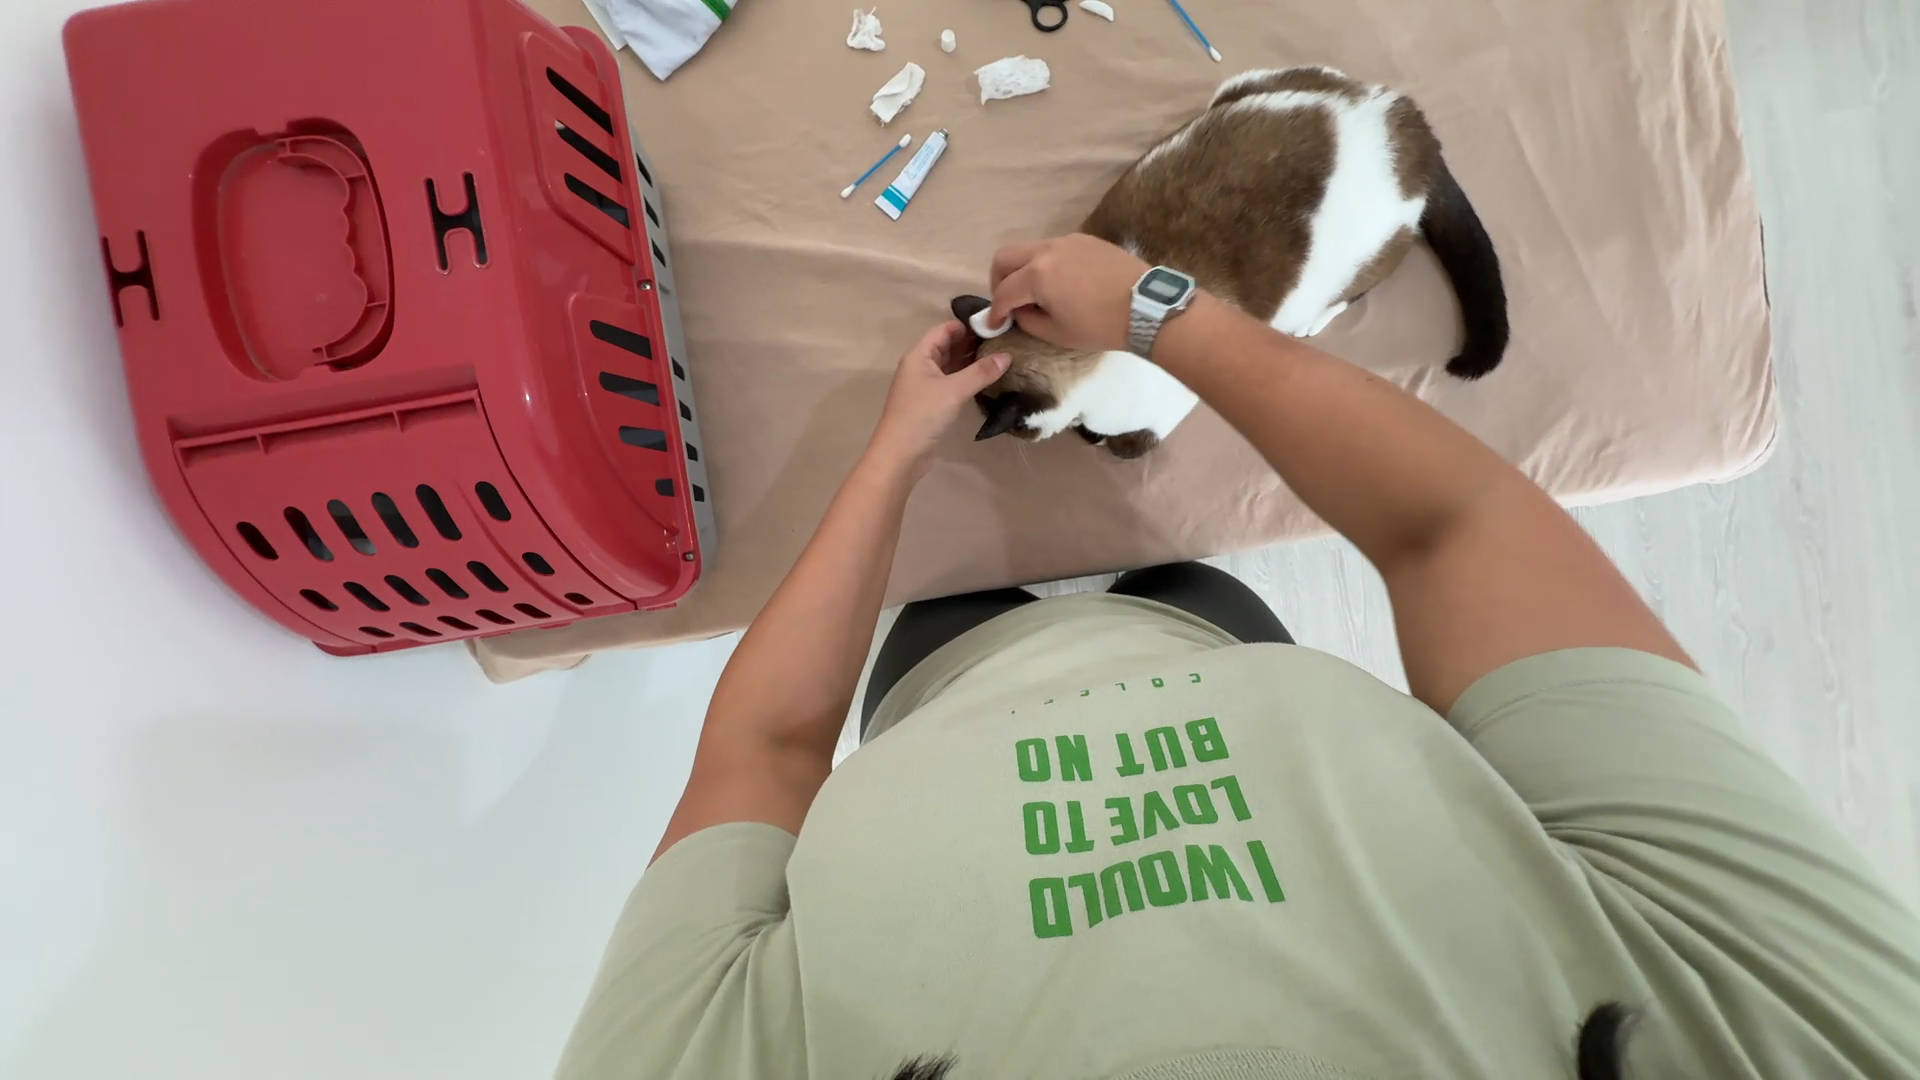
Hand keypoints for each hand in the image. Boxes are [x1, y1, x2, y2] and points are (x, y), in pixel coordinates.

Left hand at [868, 320, 1010, 469]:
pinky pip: (952, 384)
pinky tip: (987, 380)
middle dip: (973, 343)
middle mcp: (921, 367)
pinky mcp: (932, 404)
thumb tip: (1008, 356)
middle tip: (1004, 341)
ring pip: (951, 367)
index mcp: (919, 355)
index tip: (994, 325)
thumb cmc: (922, 415)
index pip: (944, 330)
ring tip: (1001, 357)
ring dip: (971, 362)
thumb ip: (980, 372)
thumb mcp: (953, 390)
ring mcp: (925, 387)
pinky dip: (967, 379)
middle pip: (948, 347)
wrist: (901, 454)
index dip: (967, 325)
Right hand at [988, 234, 1149, 351]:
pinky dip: (1044, 264)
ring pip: (1028, 249)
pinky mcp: (1084, 239)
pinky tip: (1058, 283)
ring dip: (1021, 270)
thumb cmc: (1100, 326)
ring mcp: (1067, 240)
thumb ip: (1028, 321)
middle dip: (998, 281)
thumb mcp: (1058, 334)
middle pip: (1005, 257)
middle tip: (1007, 303)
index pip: (1004, 292)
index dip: (995, 312)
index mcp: (1037, 275)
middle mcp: (1047, 250)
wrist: (1146, 307)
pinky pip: (1052, 248)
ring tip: (1032, 293)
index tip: (995, 325)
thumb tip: (1019, 311)